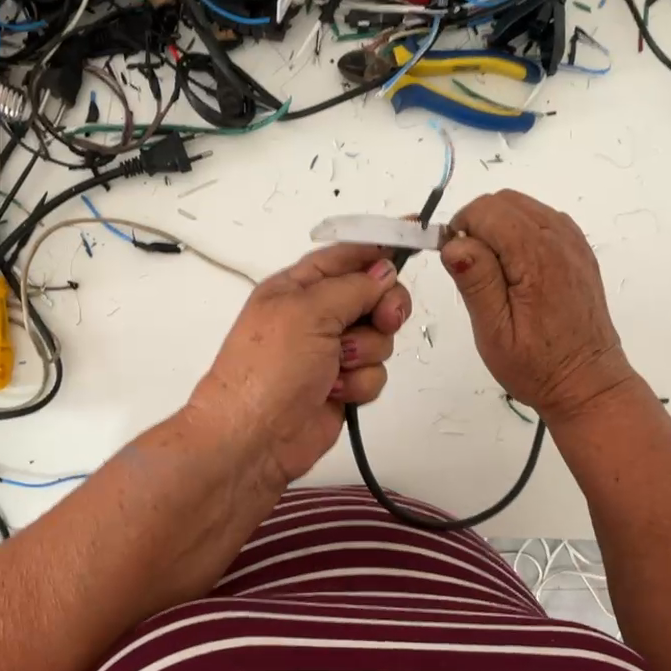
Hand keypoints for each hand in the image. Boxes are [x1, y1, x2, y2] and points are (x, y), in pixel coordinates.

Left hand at [186, 243, 410, 485]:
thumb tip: (385, 270)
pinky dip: (360, 385)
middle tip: (383, 319)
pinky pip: (376, 374)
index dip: (381, 244)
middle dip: (384, 308)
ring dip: (365, 354)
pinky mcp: (344, 387)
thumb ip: (354, 286)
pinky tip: (335, 394)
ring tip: (334, 368)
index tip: (415, 233)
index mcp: (300, 286)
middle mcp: (318, 316)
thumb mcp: (309, 311)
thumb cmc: (267, 370)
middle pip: (376, 295)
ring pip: (381, 338)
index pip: (349, 254)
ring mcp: (331, 353)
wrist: (254, 438)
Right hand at [441, 190, 638, 422]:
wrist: (587, 382)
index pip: (485, 211)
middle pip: (504, 202)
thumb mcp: (495, 333)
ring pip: (522, 207)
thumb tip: (455, 244)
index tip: (457, 266)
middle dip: (477, 226)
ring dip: (498, 228)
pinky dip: (520, 233)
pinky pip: (541, 221)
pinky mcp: (578, 251)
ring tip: (493, 275)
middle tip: (472, 273)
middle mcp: (559, 239)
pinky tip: (516, 271)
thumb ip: (476, 282)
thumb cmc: (537, 366)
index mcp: (536, 257)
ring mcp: (573, 242)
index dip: (461, 230)